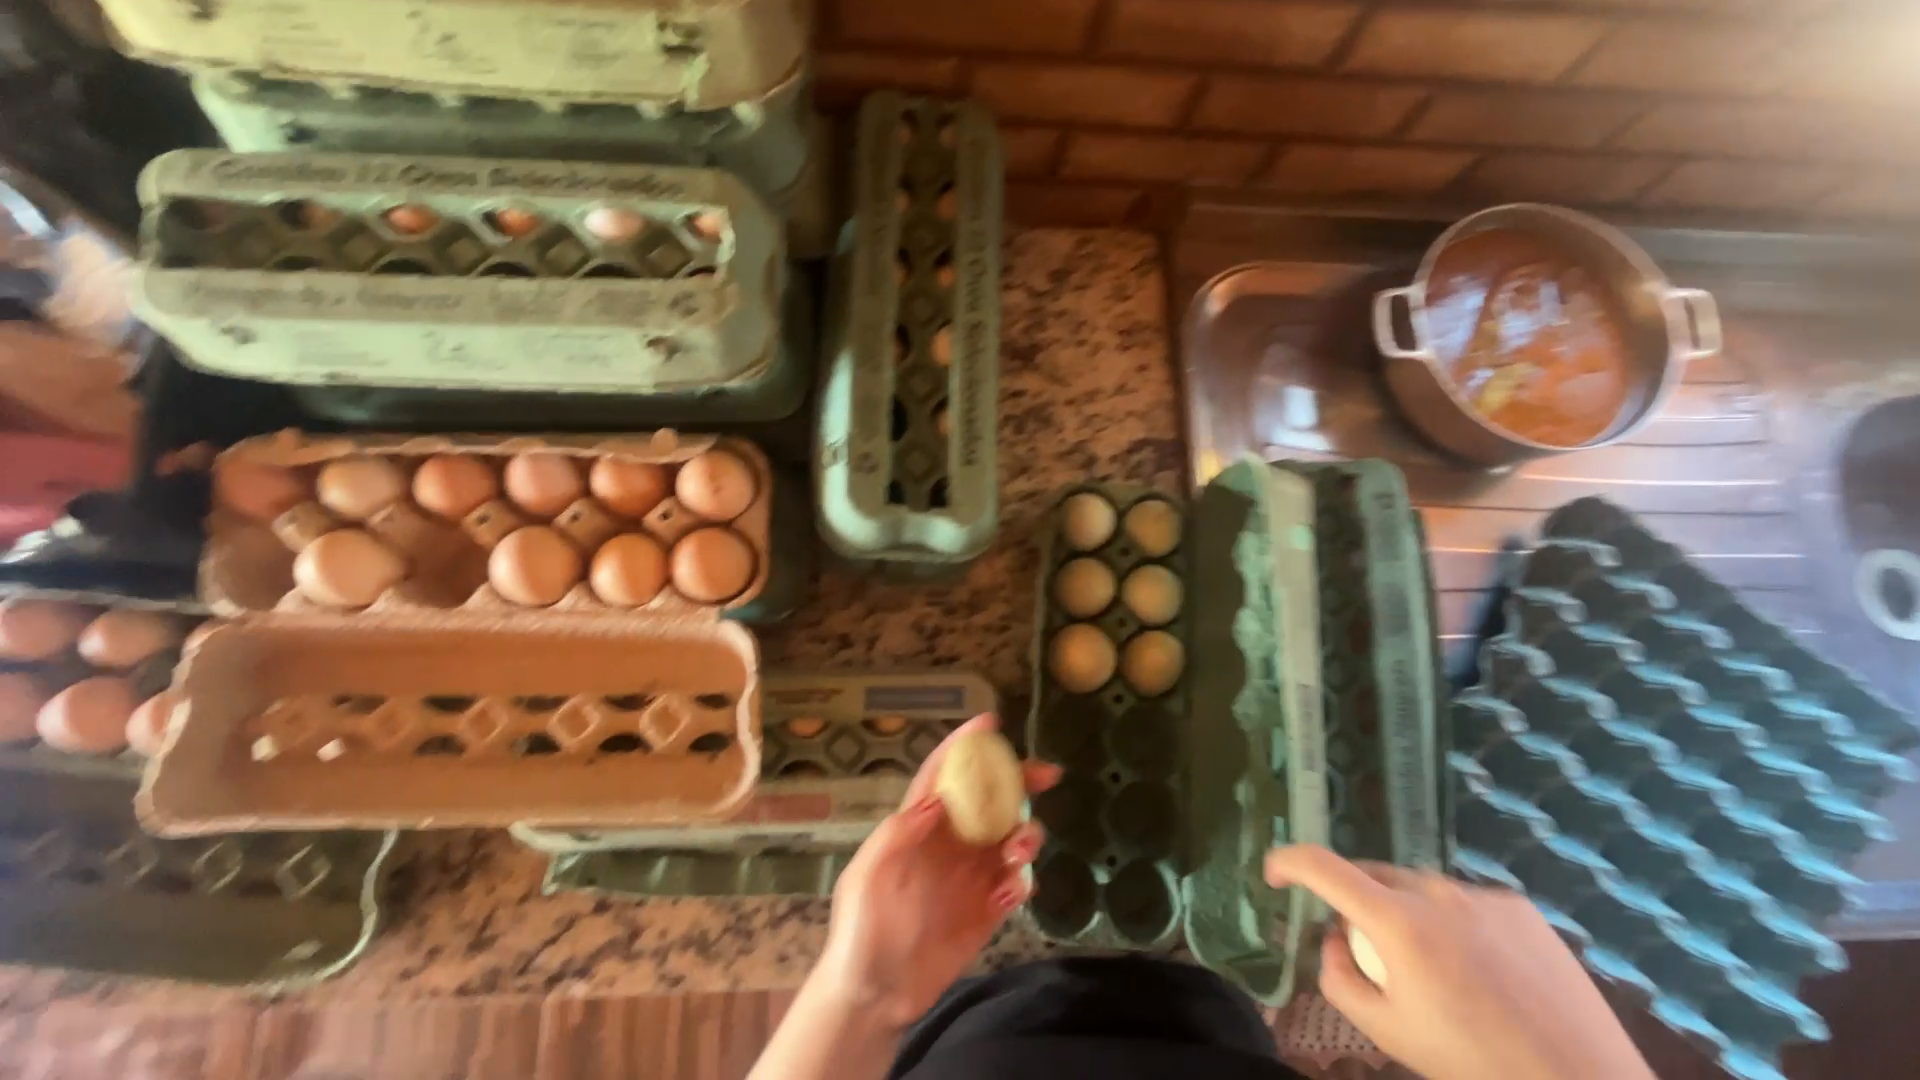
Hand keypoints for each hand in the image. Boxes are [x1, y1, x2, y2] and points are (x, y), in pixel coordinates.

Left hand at [813, 714, 1059, 1030]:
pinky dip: (1023, 881)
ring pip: (1011, 837)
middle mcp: (949, 844)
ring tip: (1020, 850)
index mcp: (917, 829)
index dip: (964, 748)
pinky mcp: (988, 910)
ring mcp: (971, 876)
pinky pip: (1017, 883)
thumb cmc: (860, 931)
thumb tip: (937, 801)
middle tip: (1046, 775)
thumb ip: (897, 836)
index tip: (990, 723)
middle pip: (990, 800)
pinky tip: (1010, 894)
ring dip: (1026, 834)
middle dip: (1019, 782)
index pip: (942, 777)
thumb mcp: (867, 878)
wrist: (874, 996)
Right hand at [1266, 845, 1653, 1079]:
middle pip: (1371, 876)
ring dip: (1404, 913)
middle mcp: (1434, 891)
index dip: (1287, 861)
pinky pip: (1463, 901)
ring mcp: (1481, 894)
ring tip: (1434, 971)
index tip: (1274, 876)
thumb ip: (1338, 976)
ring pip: (1417, 888)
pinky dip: (1451, 923)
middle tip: (1368, 953)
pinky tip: (1480, 972)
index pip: (1321, 866)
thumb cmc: (1472, 1066)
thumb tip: (1335, 939)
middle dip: (1354, 902)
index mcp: (1396, 922)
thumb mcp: (1385, 1031)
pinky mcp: (1520, 906)